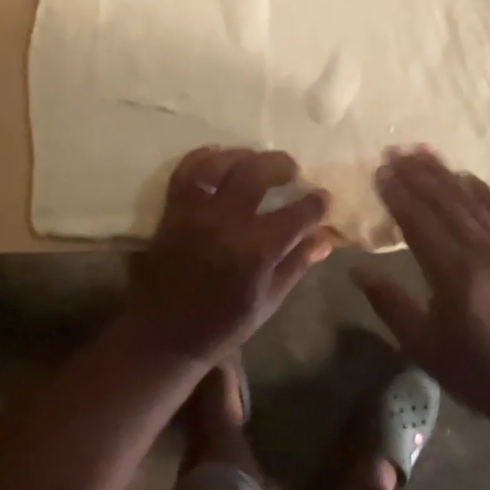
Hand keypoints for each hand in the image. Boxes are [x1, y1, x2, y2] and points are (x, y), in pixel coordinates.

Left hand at [123, 146, 331, 363]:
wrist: (164, 333)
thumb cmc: (222, 324)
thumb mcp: (268, 301)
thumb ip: (296, 264)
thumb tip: (324, 238)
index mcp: (256, 251)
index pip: (297, 214)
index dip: (315, 203)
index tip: (322, 197)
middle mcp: (227, 222)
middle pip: (257, 172)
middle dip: (280, 165)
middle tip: (291, 170)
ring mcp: (196, 212)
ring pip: (221, 163)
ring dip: (244, 155)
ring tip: (256, 160)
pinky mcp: (173, 209)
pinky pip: (187, 169)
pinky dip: (204, 156)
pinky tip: (219, 156)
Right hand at [353, 147, 489, 415]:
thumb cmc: (475, 369)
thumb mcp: (422, 345)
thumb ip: (389, 303)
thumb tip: (355, 268)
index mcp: (453, 274)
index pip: (418, 221)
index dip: (397, 194)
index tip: (378, 172)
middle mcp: (481, 252)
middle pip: (444, 201)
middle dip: (416, 174)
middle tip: (392, 151)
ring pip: (470, 199)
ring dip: (443, 173)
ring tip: (420, 151)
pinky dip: (481, 190)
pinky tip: (464, 175)